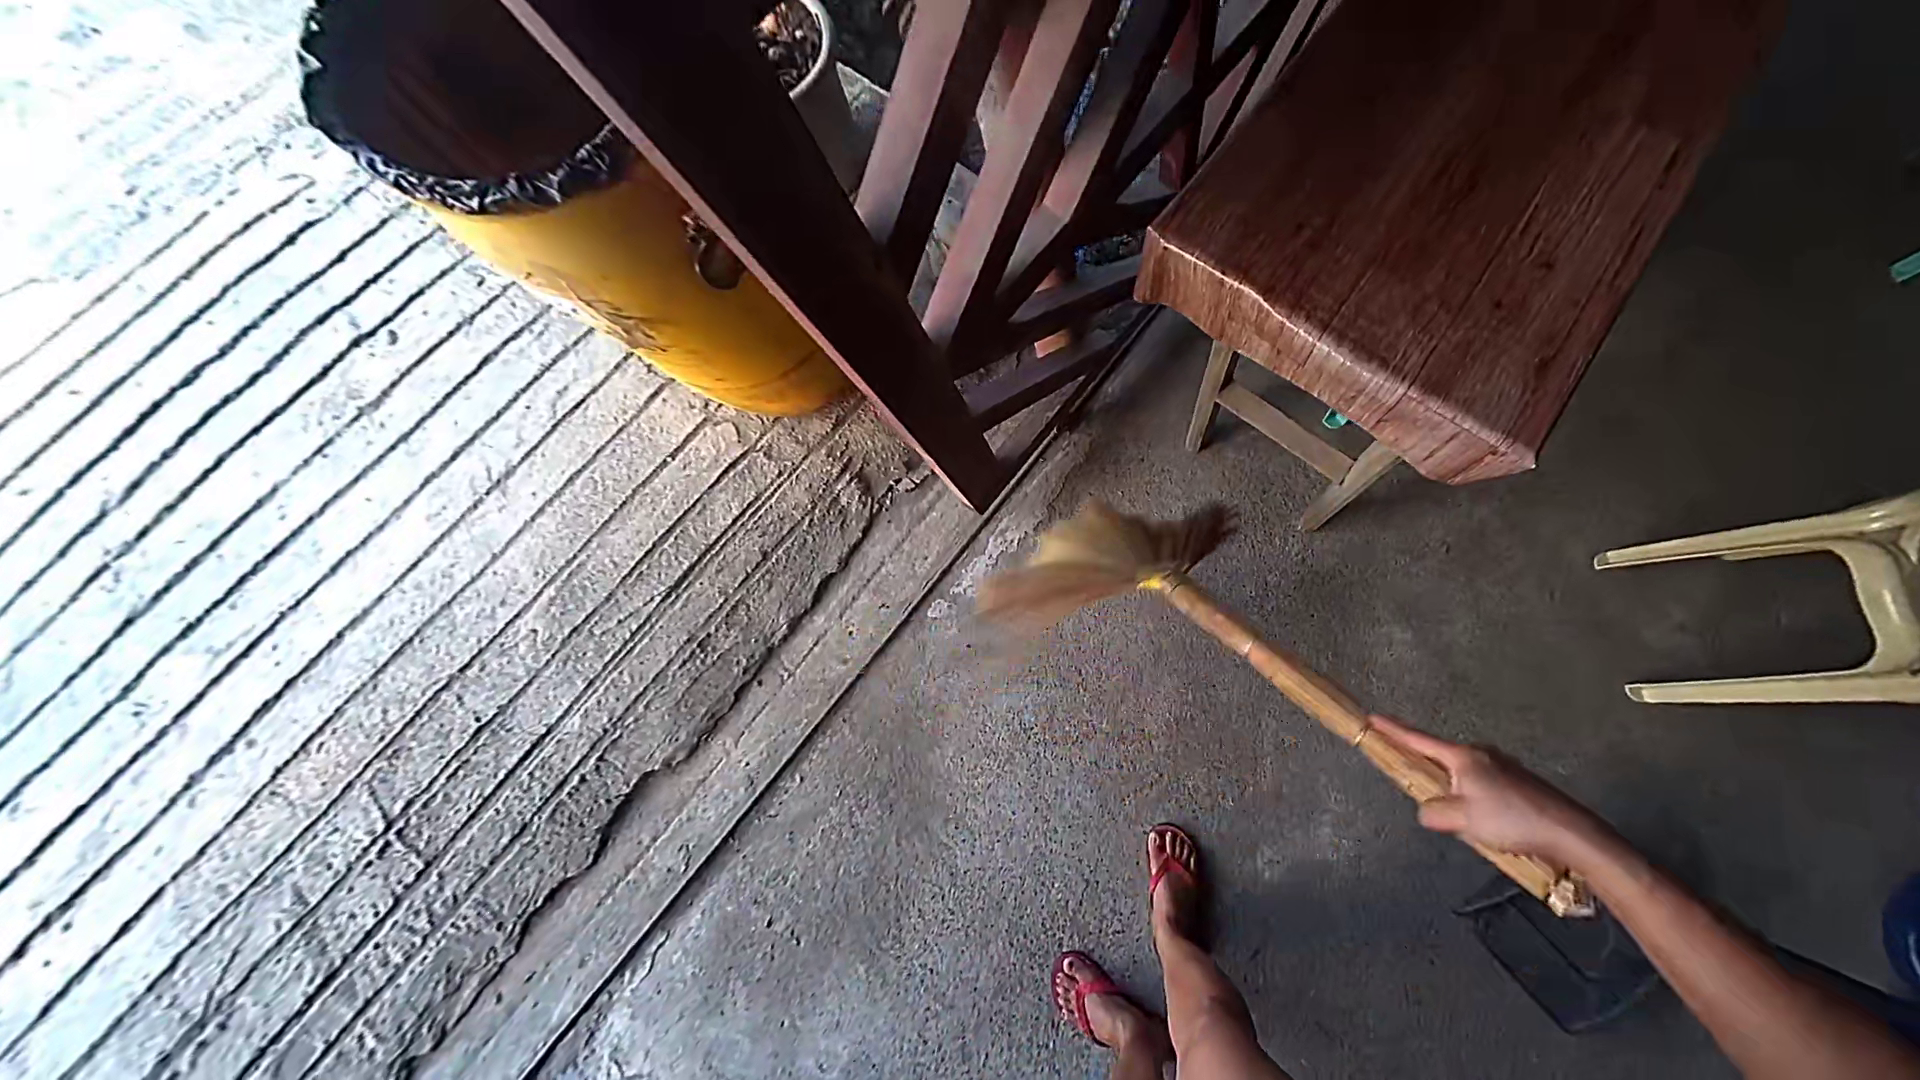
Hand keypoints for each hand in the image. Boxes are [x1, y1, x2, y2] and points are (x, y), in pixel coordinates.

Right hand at [1368, 714, 1611, 865]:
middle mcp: (1481, 754)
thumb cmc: (1512, 821)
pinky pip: (1486, 785)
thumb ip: (1432, 811)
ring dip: (1460, 792)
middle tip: (1436, 800)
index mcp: (1462, 757)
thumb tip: (1427, 809)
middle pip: (1442, 759)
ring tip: (1474, 822)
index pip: (1417, 740)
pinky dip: (1480, 799)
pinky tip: (1495, 823)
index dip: (1392, 730)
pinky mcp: (1521, 782)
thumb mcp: (1461, 820)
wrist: (1574, 835)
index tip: (1372, 717)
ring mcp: (1504, 766)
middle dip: (1433, 776)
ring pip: (1466, 776)